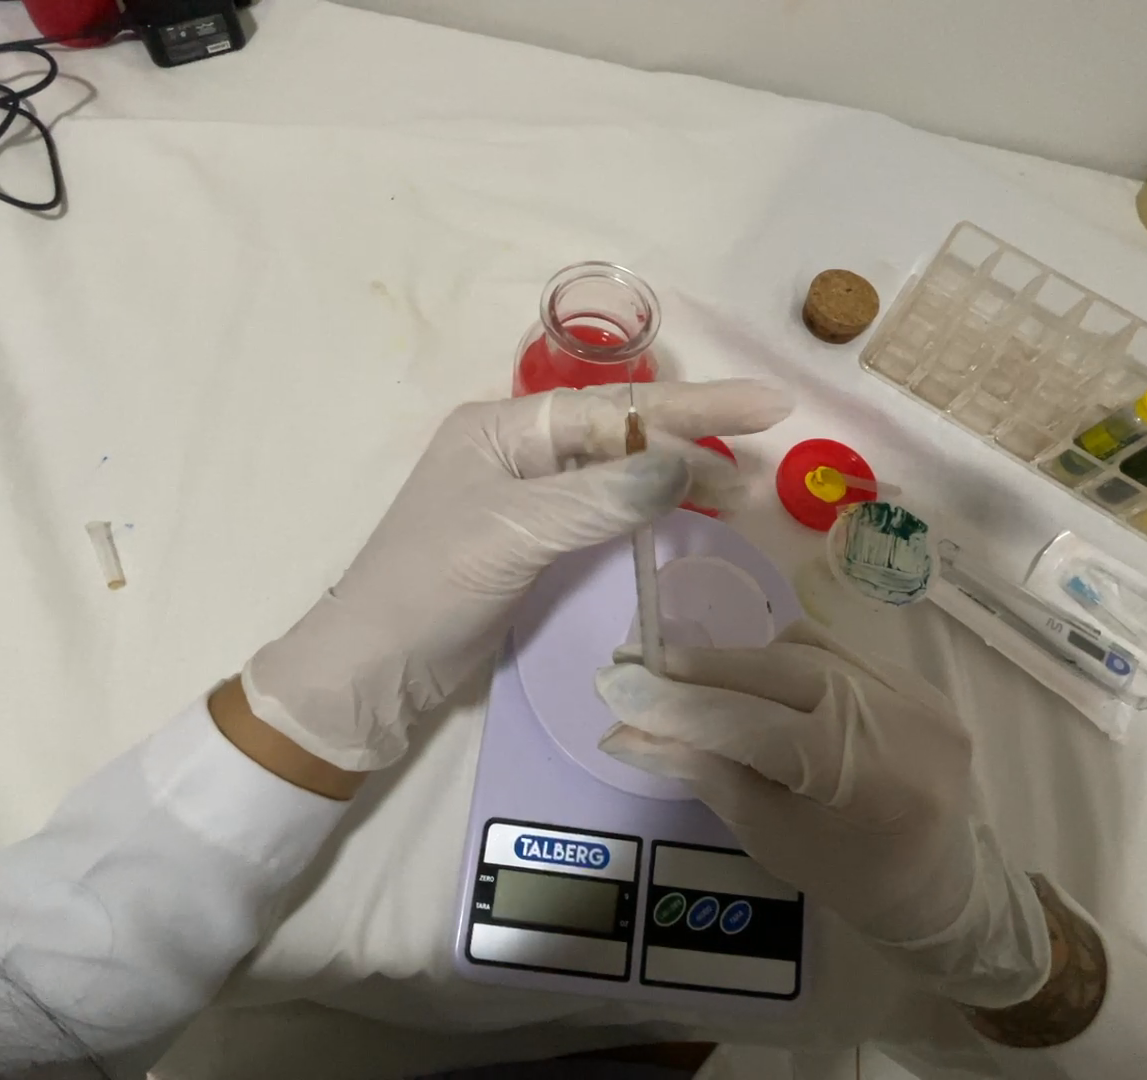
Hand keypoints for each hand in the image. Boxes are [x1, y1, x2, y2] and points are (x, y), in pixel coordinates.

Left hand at [242, 380, 792, 771]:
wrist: (378, 666)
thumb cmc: (431, 584)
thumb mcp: (514, 531)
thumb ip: (600, 496)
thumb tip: (683, 463)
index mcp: (506, 427)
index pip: (614, 409)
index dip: (691, 409)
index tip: (764, 409)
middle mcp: (520, 452)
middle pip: (621, 432)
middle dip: (693, 433)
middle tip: (767, 432)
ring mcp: (529, 498)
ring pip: (617, 473)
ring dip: (676, 475)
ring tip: (739, 485)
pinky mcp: (536, 542)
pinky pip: (604, 513)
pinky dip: (647, 512)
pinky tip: (684, 512)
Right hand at [595, 619, 1050, 1007]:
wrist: (947, 886)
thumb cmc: (849, 879)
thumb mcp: (765, 833)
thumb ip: (697, 768)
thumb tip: (622, 732)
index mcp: (863, 779)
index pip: (747, 722)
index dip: (673, 700)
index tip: (612, 683)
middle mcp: (897, 718)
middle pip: (772, 669)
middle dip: (697, 668)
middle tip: (637, 667)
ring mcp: (914, 691)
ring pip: (799, 647)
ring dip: (738, 661)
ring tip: (695, 682)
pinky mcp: (916, 678)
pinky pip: (832, 648)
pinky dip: (781, 659)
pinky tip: (757, 682)